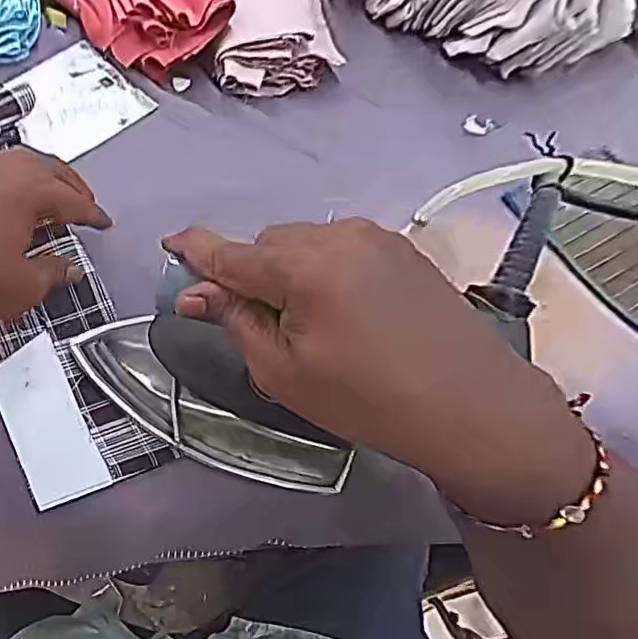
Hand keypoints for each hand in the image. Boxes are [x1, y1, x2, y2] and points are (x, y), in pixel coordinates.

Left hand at [0, 148, 110, 320]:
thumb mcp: (24, 286)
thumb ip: (54, 273)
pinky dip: (19, 178)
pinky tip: (16, 196)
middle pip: (52, 169)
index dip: (92, 214)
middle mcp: (7, 169)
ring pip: (24, 162)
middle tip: (86, 204)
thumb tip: (72, 267)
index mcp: (31, 190)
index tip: (104, 224)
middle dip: (74, 186)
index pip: (73, 200)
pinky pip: (0, 168)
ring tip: (55, 196)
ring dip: (46, 176)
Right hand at [164, 219, 597, 524]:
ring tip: (307, 327)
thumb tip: (196, 293)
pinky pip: (338, 251)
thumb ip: (235, 321)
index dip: (195, 250)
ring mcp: (375, 236)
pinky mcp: (400, 248)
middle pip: (268, 245)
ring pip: (304, 246)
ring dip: (287, 275)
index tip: (170, 245)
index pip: (232, 252)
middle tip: (259, 328)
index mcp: (304, 265)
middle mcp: (338, 234)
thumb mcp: (283, 372)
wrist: (466, 404)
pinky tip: (341, 316)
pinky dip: (321, 273)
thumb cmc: (365, 398)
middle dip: (251, 276)